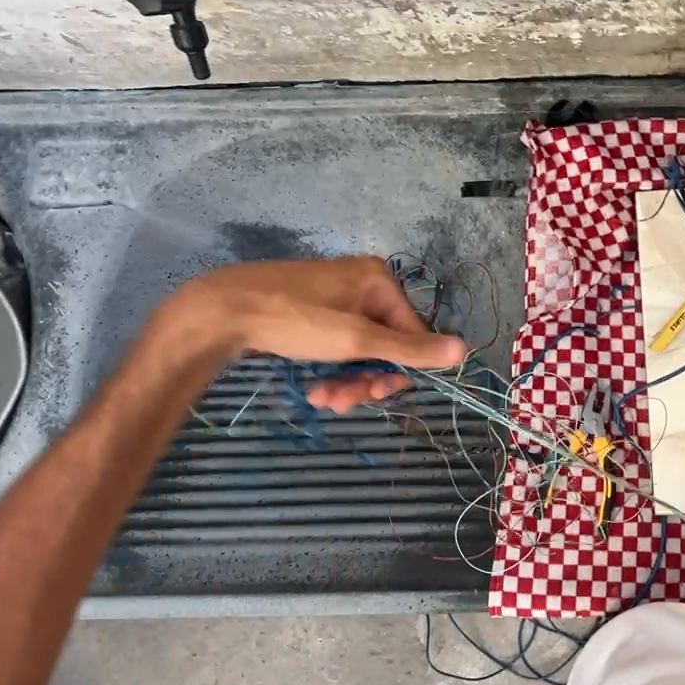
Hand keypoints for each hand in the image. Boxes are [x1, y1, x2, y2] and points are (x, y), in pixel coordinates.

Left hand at [167, 257, 465, 410]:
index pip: (412, 333)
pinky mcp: (312, 311)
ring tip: (321, 400)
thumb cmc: (294, 321)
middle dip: (366, 378)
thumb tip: (464, 350)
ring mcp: (336, 297)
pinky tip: (311, 388)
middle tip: (341, 403)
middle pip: (385, 344)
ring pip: (359, 350)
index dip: (399, 369)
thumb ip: (410, 349)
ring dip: (346, 381)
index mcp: (379, 280)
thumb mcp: (355, 340)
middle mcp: (362, 284)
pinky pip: (337, 345)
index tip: (376, 397)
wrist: (219, 312)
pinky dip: (330, 370)